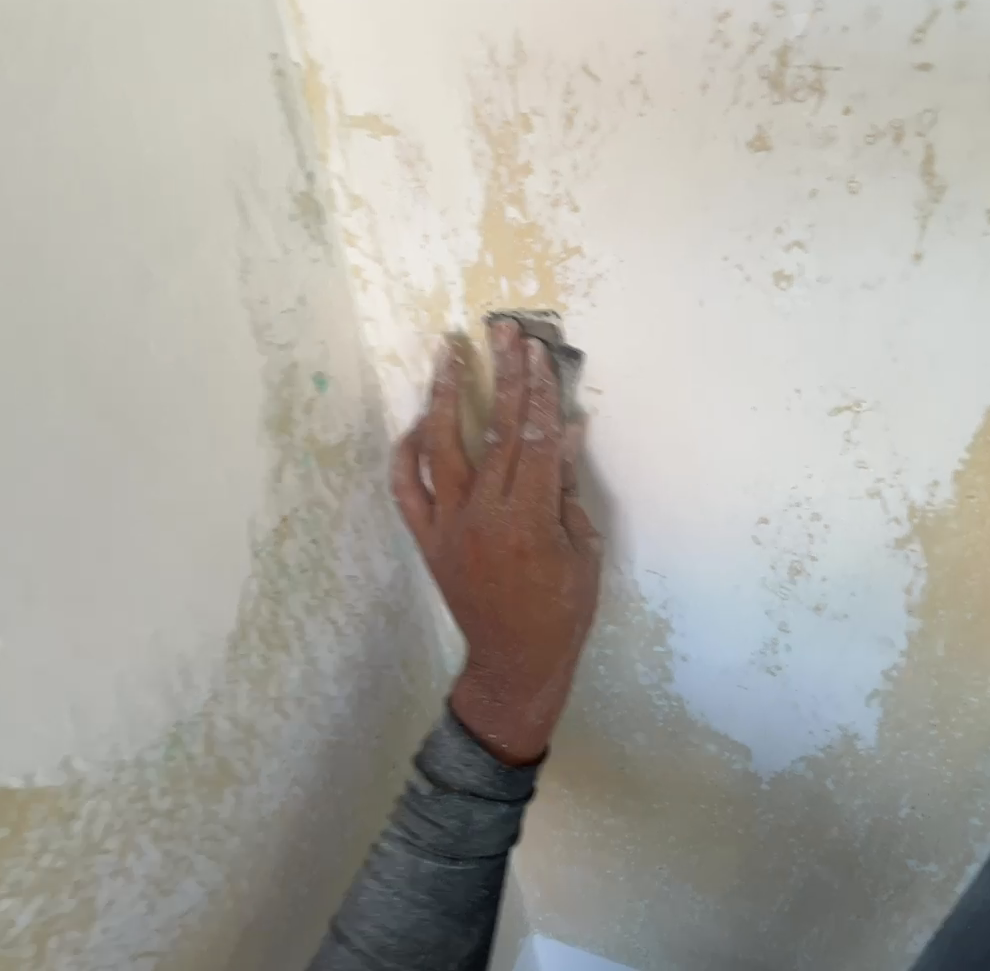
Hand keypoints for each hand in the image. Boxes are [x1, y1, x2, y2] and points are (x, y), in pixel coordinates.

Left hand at [391, 319, 602, 765]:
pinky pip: (406, 490)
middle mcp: (483, 514)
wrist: (514, 660)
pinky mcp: (427, 539)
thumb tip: (566, 431)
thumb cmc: (562, 610)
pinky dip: (406, 453)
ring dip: (444, 395)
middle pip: (495, 431)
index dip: (539, 391)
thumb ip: (569, 488)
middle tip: (502, 329)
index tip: (537, 351)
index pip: (536, 439)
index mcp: (530, 519)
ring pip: (441, 447)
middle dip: (501, 375)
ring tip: (448, 350)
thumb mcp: (583, 549)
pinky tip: (416, 422)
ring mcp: (448, 525)